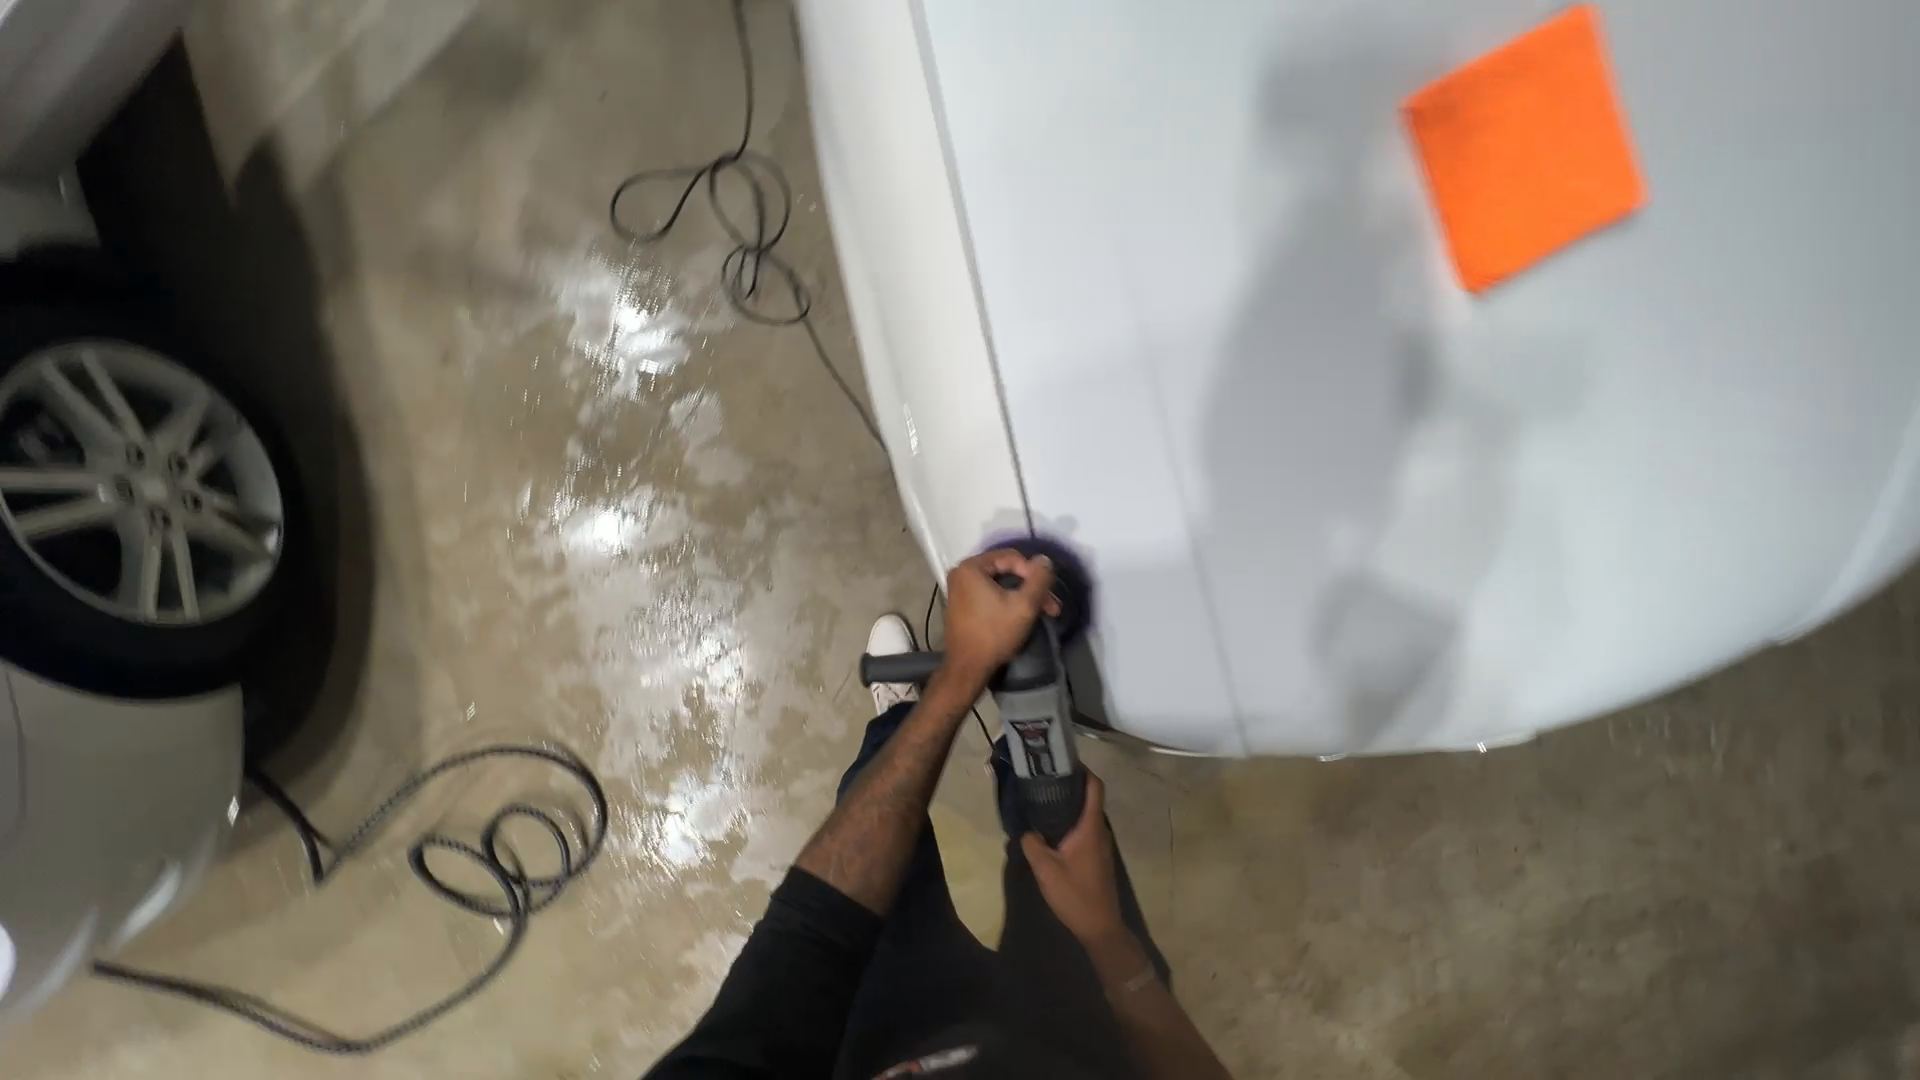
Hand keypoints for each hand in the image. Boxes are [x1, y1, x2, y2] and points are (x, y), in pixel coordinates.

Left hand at [939, 548, 1060, 685]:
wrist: (968, 668)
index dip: (1034, 572)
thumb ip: (1039, 579)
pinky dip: (1008, 602)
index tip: (1048, 594)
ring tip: (1044, 613)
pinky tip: (1024, 616)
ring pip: (1000, 585)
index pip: (1011, 557)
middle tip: (1051, 606)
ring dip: (1023, 596)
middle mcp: (961, 573)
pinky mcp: (963, 606)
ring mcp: (960, 590)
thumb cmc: (994, 634)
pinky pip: (990, 595)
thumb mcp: (1024, 605)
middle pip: (1006, 571)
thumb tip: (1045, 560)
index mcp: (971, 567)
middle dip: (1031, 587)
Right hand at [1020, 771, 1126, 945]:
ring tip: (1044, 798)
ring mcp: (1100, 844)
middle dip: (1070, 784)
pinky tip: (1051, 827)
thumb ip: (1032, 844)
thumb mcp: (1045, 869)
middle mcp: (1099, 830)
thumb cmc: (1075, 894)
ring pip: (1085, 814)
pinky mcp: (1096, 856)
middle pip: (1089, 797)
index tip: (1064, 760)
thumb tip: (1025, 828)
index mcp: (1090, 827)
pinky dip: (1070, 821)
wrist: (1100, 928)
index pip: (1095, 787)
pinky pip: (1084, 828)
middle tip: (1045, 777)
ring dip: (1069, 804)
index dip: (1083, 769)